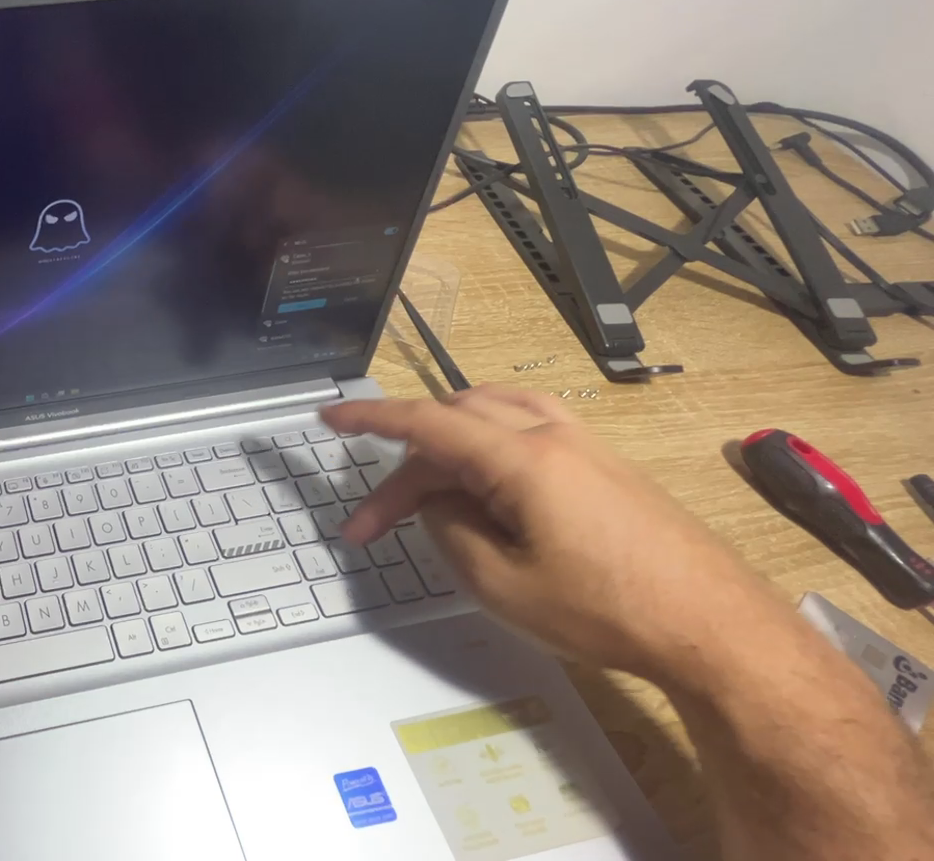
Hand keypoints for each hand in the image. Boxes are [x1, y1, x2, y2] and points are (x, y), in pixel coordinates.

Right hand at [322, 386, 792, 684]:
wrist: (722, 635)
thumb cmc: (604, 611)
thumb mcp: (497, 583)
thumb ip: (447, 527)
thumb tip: (439, 503)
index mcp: (520, 459)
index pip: (425, 422)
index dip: (368, 418)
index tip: (327, 417)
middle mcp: (550, 436)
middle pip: (452, 422)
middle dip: (405, 465)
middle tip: (379, 520)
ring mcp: (585, 445)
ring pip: (492, 412)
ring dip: (446, 439)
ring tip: (427, 481)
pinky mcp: (606, 463)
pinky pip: (527, 425)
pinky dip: (487, 439)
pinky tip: (488, 476)